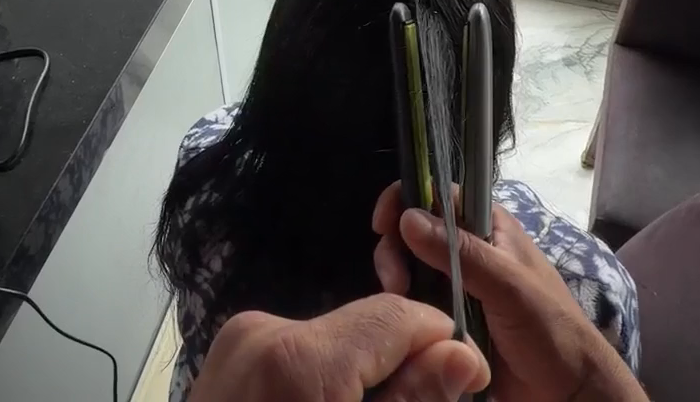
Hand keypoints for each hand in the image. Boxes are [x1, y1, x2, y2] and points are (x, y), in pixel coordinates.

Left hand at [189, 292, 489, 401]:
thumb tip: (464, 357)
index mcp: (296, 357)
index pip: (392, 315)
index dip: (440, 340)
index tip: (471, 376)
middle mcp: (262, 331)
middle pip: (363, 329)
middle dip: (401, 365)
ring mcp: (238, 343)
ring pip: (332, 341)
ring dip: (364, 377)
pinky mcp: (228, 359)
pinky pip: (297, 355)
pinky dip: (324, 384)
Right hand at [371, 185, 646, 401]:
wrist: (569, 394)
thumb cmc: (551, 329)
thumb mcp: (509, 286)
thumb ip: (461, 252)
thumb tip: (408, 217)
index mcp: (487, 225)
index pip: (438, 193)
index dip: (407, 198)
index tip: (383, 223)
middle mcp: (468, 247)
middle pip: (415, 230)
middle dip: (396, 249)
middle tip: (393, 280)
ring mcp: (457, 283)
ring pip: (411, 266)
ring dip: (397, 279)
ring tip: (398, 303)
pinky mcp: (449, 317)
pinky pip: (417, 301)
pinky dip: (405, 306)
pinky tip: (404, 320)